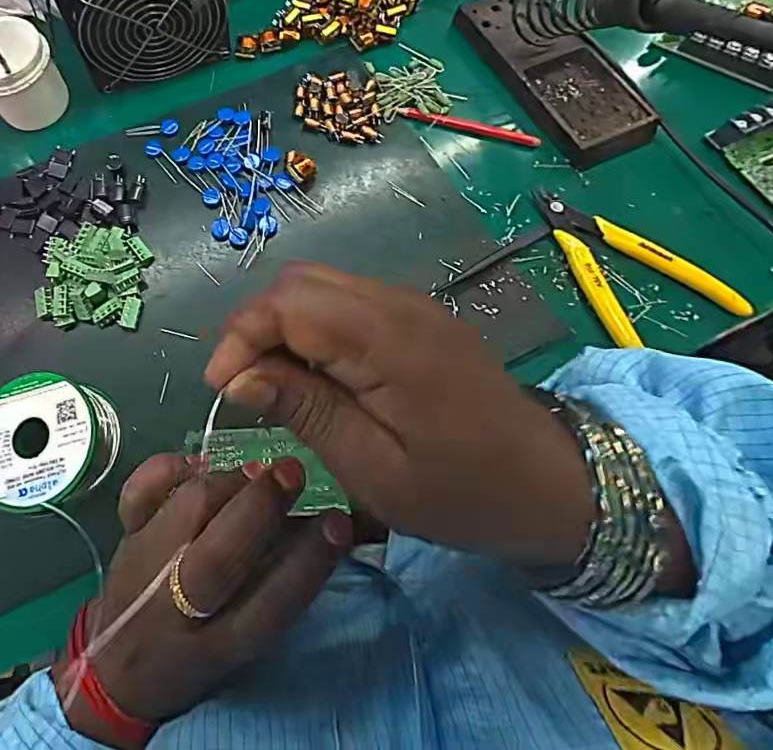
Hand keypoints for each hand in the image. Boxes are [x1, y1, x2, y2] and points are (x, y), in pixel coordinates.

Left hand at [56, 453, 351, 746]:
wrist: (117, 672)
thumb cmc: (195, 657)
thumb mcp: (240, 642)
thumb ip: (274, 588)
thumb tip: (319, 524)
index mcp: (219, 647)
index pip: (269, 606)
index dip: (309, 562)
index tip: (338, 521)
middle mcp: (177, 610)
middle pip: (218, 557)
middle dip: (259, 507)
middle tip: (292, 472)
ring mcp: (145, 567)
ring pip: (184, 516)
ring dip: (226, 483)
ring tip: (257, 471)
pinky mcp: (123, 538)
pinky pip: (138, 496)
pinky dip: (165, 469)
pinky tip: (196, 463)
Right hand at [205, 262, 687, 582]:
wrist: (550, 482)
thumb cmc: (461, 491)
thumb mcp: (373, 469)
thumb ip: (305, 409)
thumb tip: (238, 377)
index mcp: (389, 340)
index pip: (290, 304)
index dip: (242, 336)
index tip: (222, 388)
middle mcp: (395, 302)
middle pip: (298, 281)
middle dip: (255, 325)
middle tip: (243, 384)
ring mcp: (407, 301)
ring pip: (317, 283)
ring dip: (280, 322)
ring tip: (271, 378)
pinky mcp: (411, 311)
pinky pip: (342, 298)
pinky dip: (309, 323)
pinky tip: (312, 369)